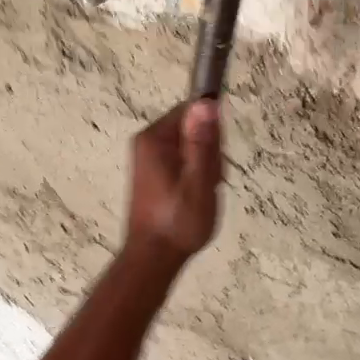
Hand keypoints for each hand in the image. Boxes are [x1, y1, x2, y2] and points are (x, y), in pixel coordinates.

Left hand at [124, 99, 222, 262]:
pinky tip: (194, 199)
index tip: (212, 163)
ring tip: (200, 196)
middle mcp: (147, 141)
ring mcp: (148, 158)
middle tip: (207, 185)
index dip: (211, 135)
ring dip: (204, 169)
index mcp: (154, 138)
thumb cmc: (178, 223)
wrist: (153, 258)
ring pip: (192, 148)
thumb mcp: (198, 183)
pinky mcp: (153, 173)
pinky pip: (184, 162)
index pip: (194, 110)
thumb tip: (207, 101)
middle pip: (193, 129)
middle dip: (208, 155)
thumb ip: (203, 144)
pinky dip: (195, 178)